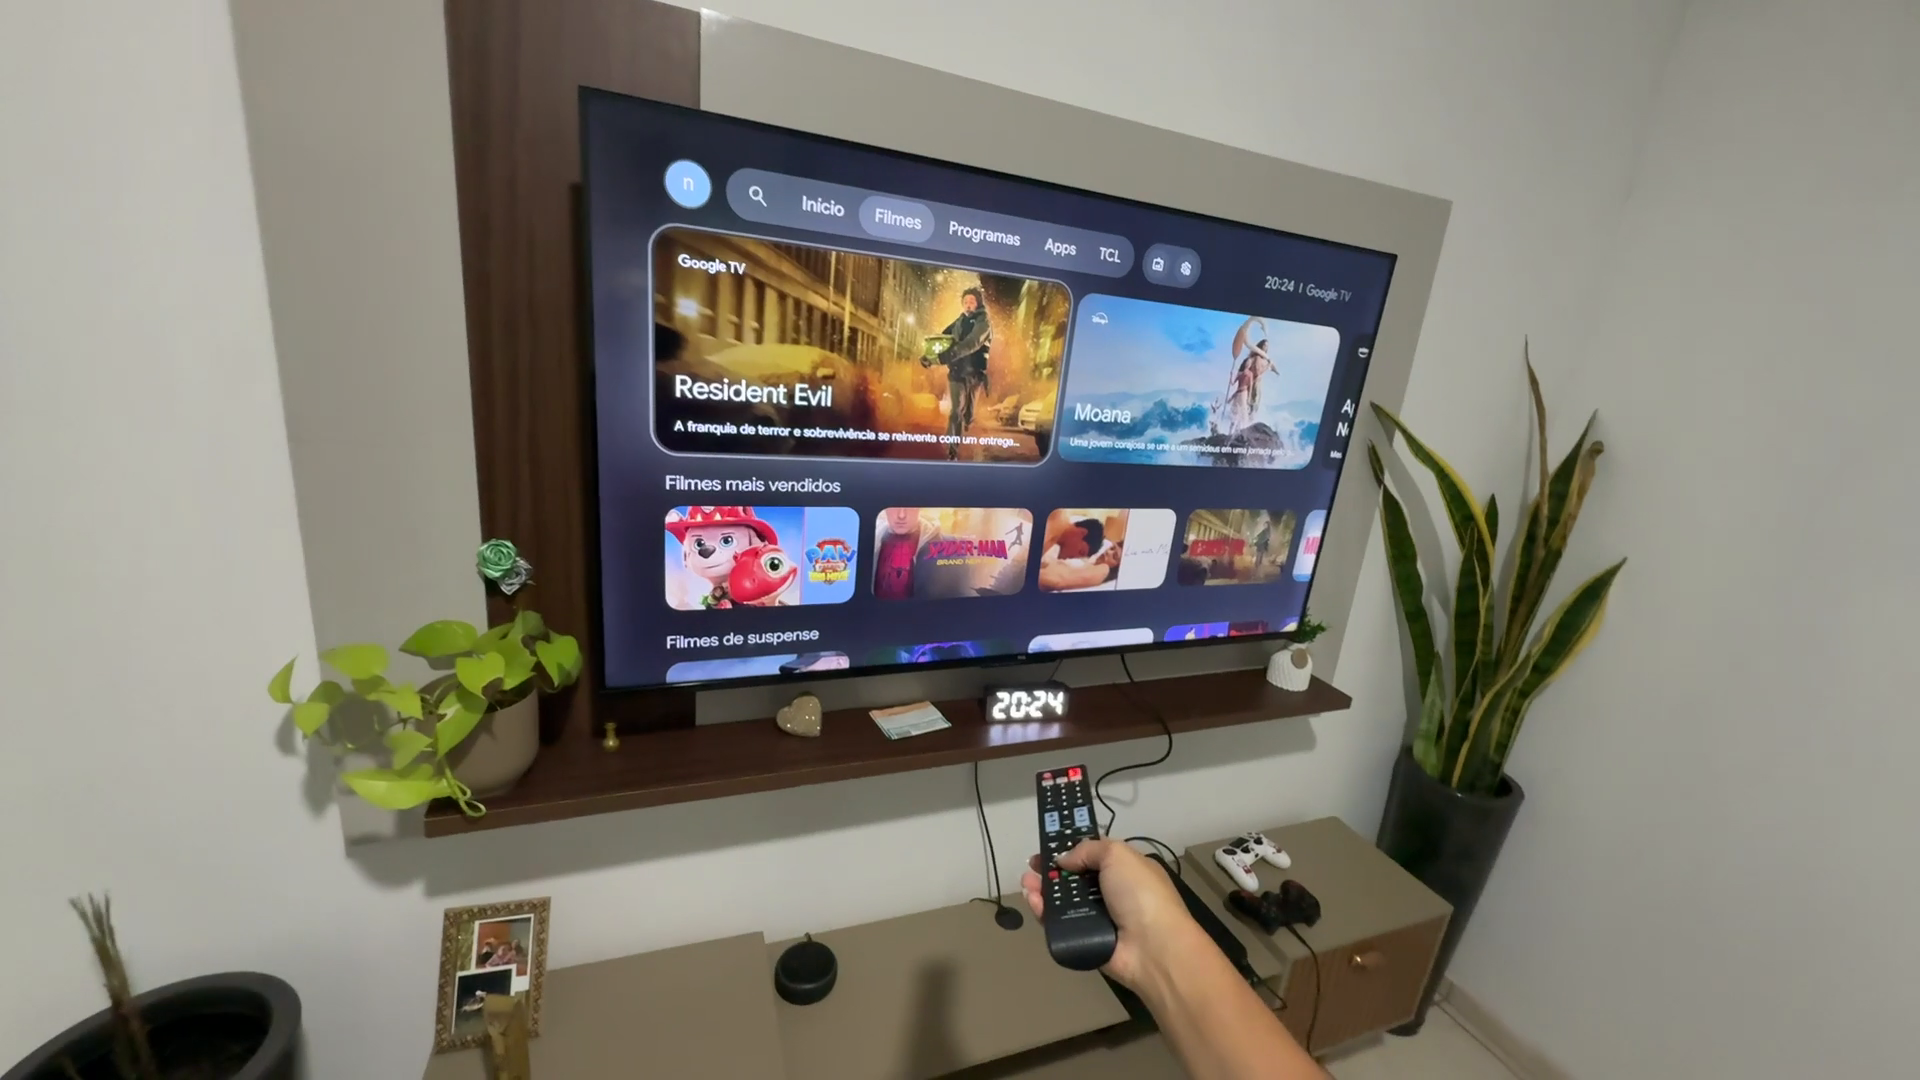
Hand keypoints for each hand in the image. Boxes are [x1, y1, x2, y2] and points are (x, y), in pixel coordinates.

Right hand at [1022, 838, 1199, 991]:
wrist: (1153, 948)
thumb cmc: (1140, 893)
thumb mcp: (1118, 855)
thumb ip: (1087, 850)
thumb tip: (1063, 860)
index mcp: (1124, 869)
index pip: (1093, 855)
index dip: (1071, 849)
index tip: (1050, 845)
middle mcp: (1111, 892)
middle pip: (1074, 878)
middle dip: (1052, 869)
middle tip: (1031, 865)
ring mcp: (1098, 917)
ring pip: (1064, 900)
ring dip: (1043, 889)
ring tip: (1026, 882)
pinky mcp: (1085, 939)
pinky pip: (1060, 923)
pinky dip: (1044, 911)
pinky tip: (1032, 900)